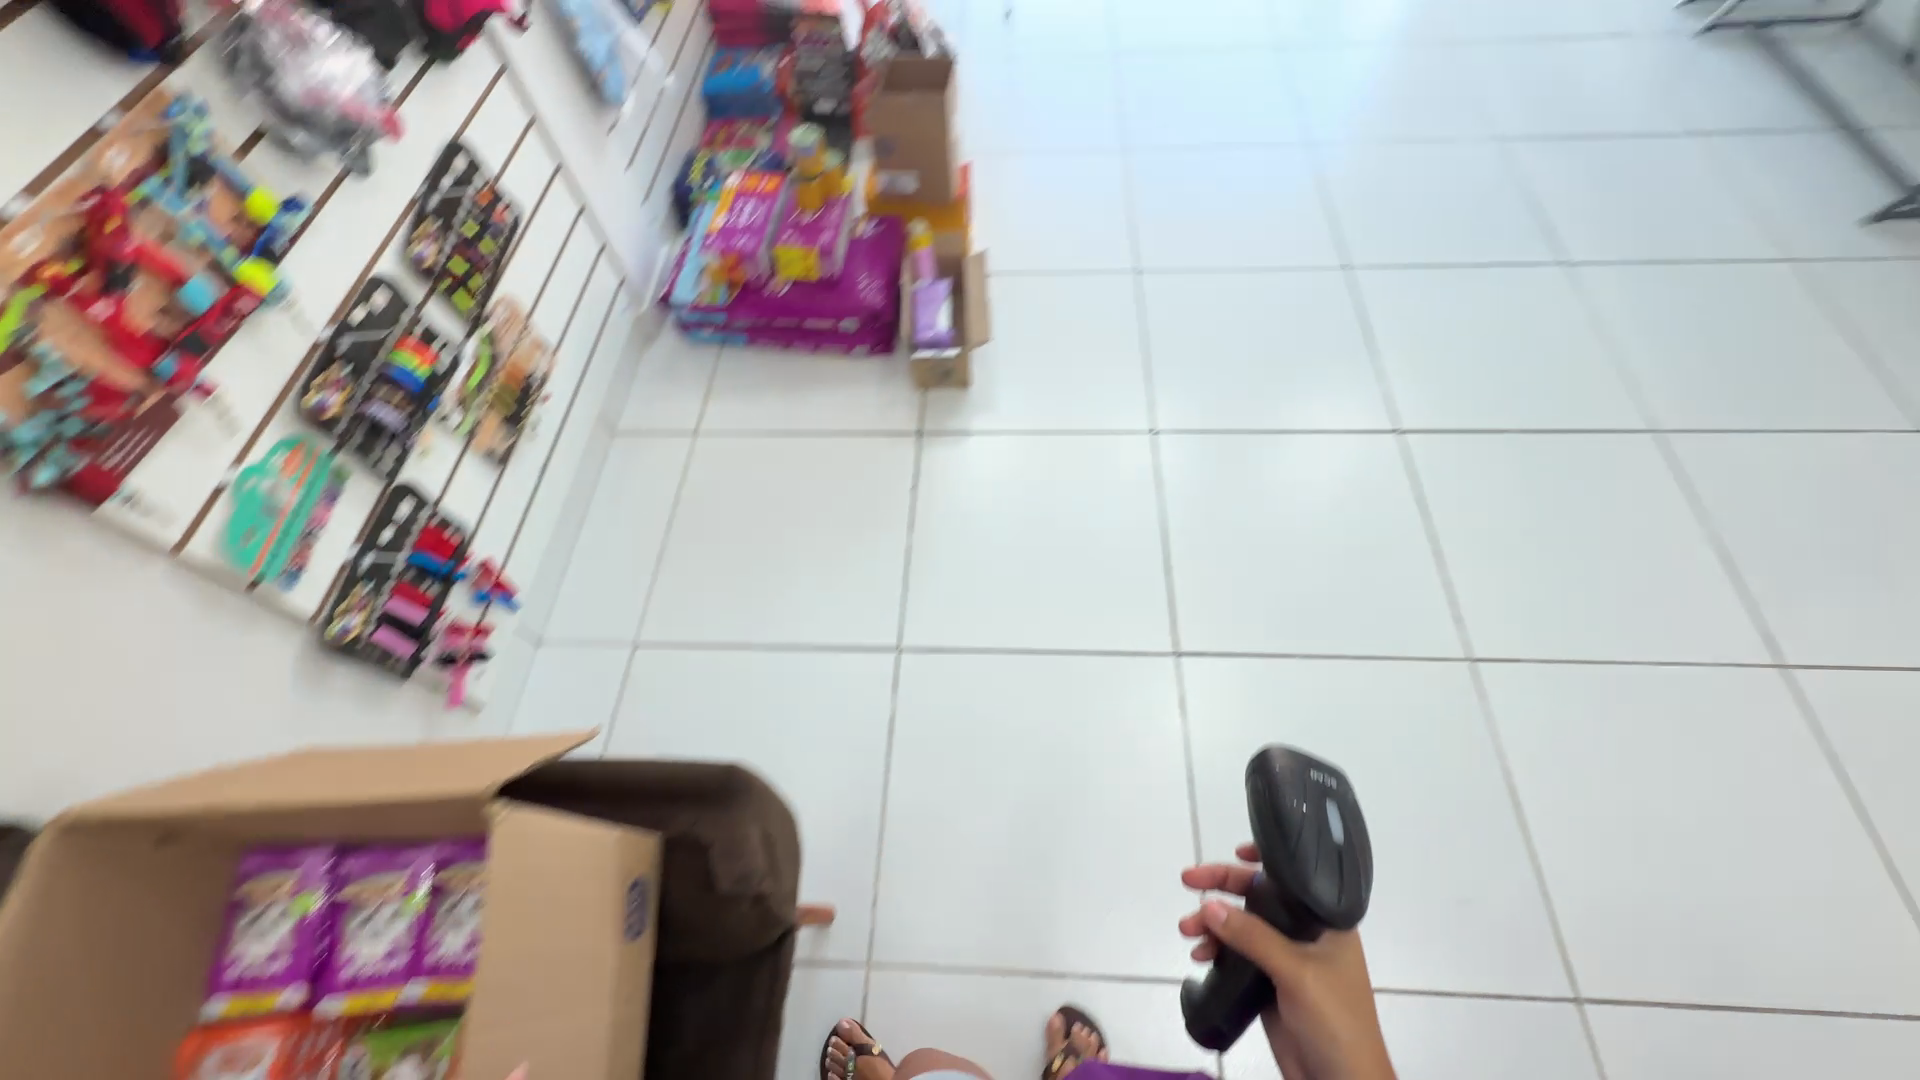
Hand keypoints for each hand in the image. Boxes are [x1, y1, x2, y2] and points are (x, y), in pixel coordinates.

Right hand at [1179, 844, 1395, 1079]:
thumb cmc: (1336, 1022)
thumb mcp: (1296, 973)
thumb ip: (1253, 936)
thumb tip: (1209, 904)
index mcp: (1325, 922)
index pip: (1291, 878)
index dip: (1264, 860)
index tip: (1236, 850)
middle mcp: (1305, 933)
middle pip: (1258, 898)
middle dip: (1222, 888)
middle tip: (1187, 881)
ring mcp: (1286, 959)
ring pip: (1242, 926)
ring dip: (1213, 924)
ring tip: (1187, 932)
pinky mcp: (1269, 984)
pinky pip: (1236, 954)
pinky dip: (1216, 949)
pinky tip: (1201, 955)